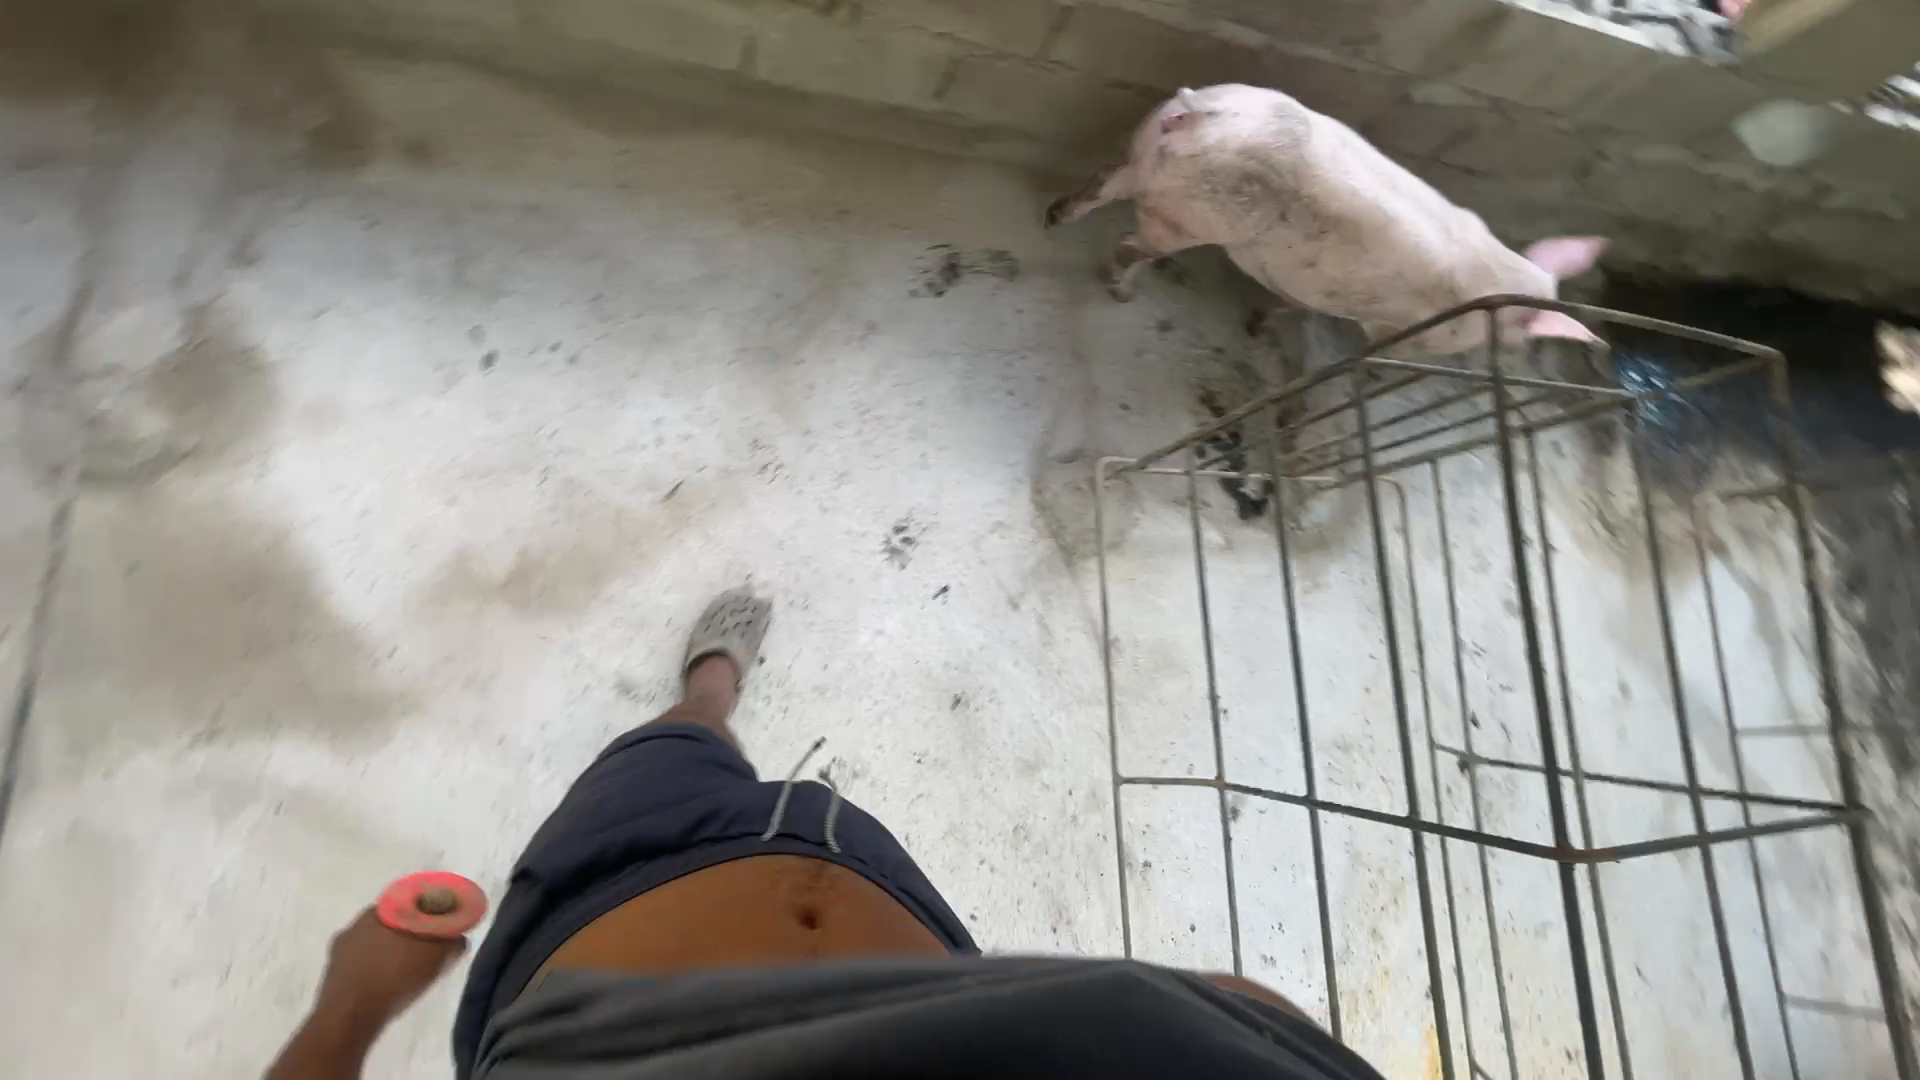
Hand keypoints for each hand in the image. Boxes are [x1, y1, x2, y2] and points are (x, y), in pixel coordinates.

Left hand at [313, 907, 466, 1032]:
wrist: (348, 1022)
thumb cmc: (396, 977)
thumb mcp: (441, 955)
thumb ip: (454, 940)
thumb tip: (457, 937)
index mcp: (380, 911)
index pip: (411, 898)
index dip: (430, 907)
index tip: (442, 920)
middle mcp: (355, 925)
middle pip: (392, 920)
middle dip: (411, 928)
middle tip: (429, 943)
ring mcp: (338, 952)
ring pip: (374, 942)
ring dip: (391, 949)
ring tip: (410, 966)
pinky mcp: (330, 977)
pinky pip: (361, 963)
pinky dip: (376, 967)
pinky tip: (389, 982)